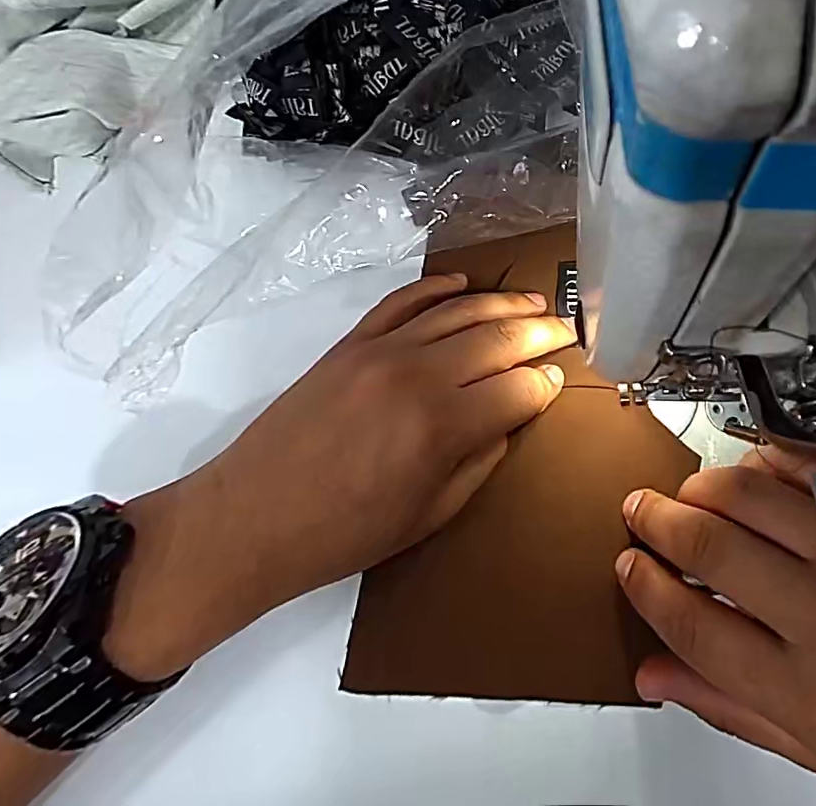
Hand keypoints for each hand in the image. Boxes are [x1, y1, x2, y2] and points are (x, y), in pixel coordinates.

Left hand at [108, 273, 575, 677]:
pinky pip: (403, 300)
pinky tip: (464, 283)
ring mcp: (381, 350)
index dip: (546, 384)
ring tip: (535, 302)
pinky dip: (437, 286)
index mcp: (441, 428)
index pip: (518, 389)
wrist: (249, 519)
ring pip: (459, 311)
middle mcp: (417, 376)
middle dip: (541, 332)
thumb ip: (481, 458)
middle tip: (566, 331)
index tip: (559, 380)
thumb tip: (511, 415)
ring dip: (504, 303)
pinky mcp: (351, 341)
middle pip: (499, 338)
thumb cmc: (345, 532)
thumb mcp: (431, 514)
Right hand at [615, 447, 815, 803]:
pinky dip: (760, 459)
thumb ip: (728, 706)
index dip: (645, 588)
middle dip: (656, 521)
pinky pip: (800, 464)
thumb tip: (656, 675)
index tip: (629, 567)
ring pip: (746, 494)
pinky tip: (746, 472)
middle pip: (708, 547)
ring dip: (699, 486)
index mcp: (809, 688)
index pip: (692, 625)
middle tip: (639, 511)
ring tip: (685, 493)